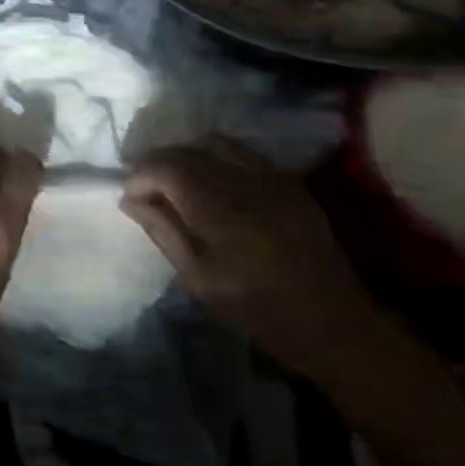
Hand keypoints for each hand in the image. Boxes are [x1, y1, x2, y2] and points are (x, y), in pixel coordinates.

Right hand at [120, 135, 379, 380]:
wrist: (335, 323)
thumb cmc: (260, 311)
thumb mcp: (200, 281)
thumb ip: (164, 233)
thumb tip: (131, 200)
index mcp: (222, 211)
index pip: (168, 168)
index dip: (141, 176)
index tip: (129, 197)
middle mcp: (246, 181)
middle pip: (188, 150)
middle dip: (158, 163)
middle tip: (145, 189)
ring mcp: (271, 176)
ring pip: (215, 142)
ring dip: (186, 155)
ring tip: (175, 182)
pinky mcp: (288, 180)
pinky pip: (241, 152)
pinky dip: (215, 157)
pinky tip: (211, 183)